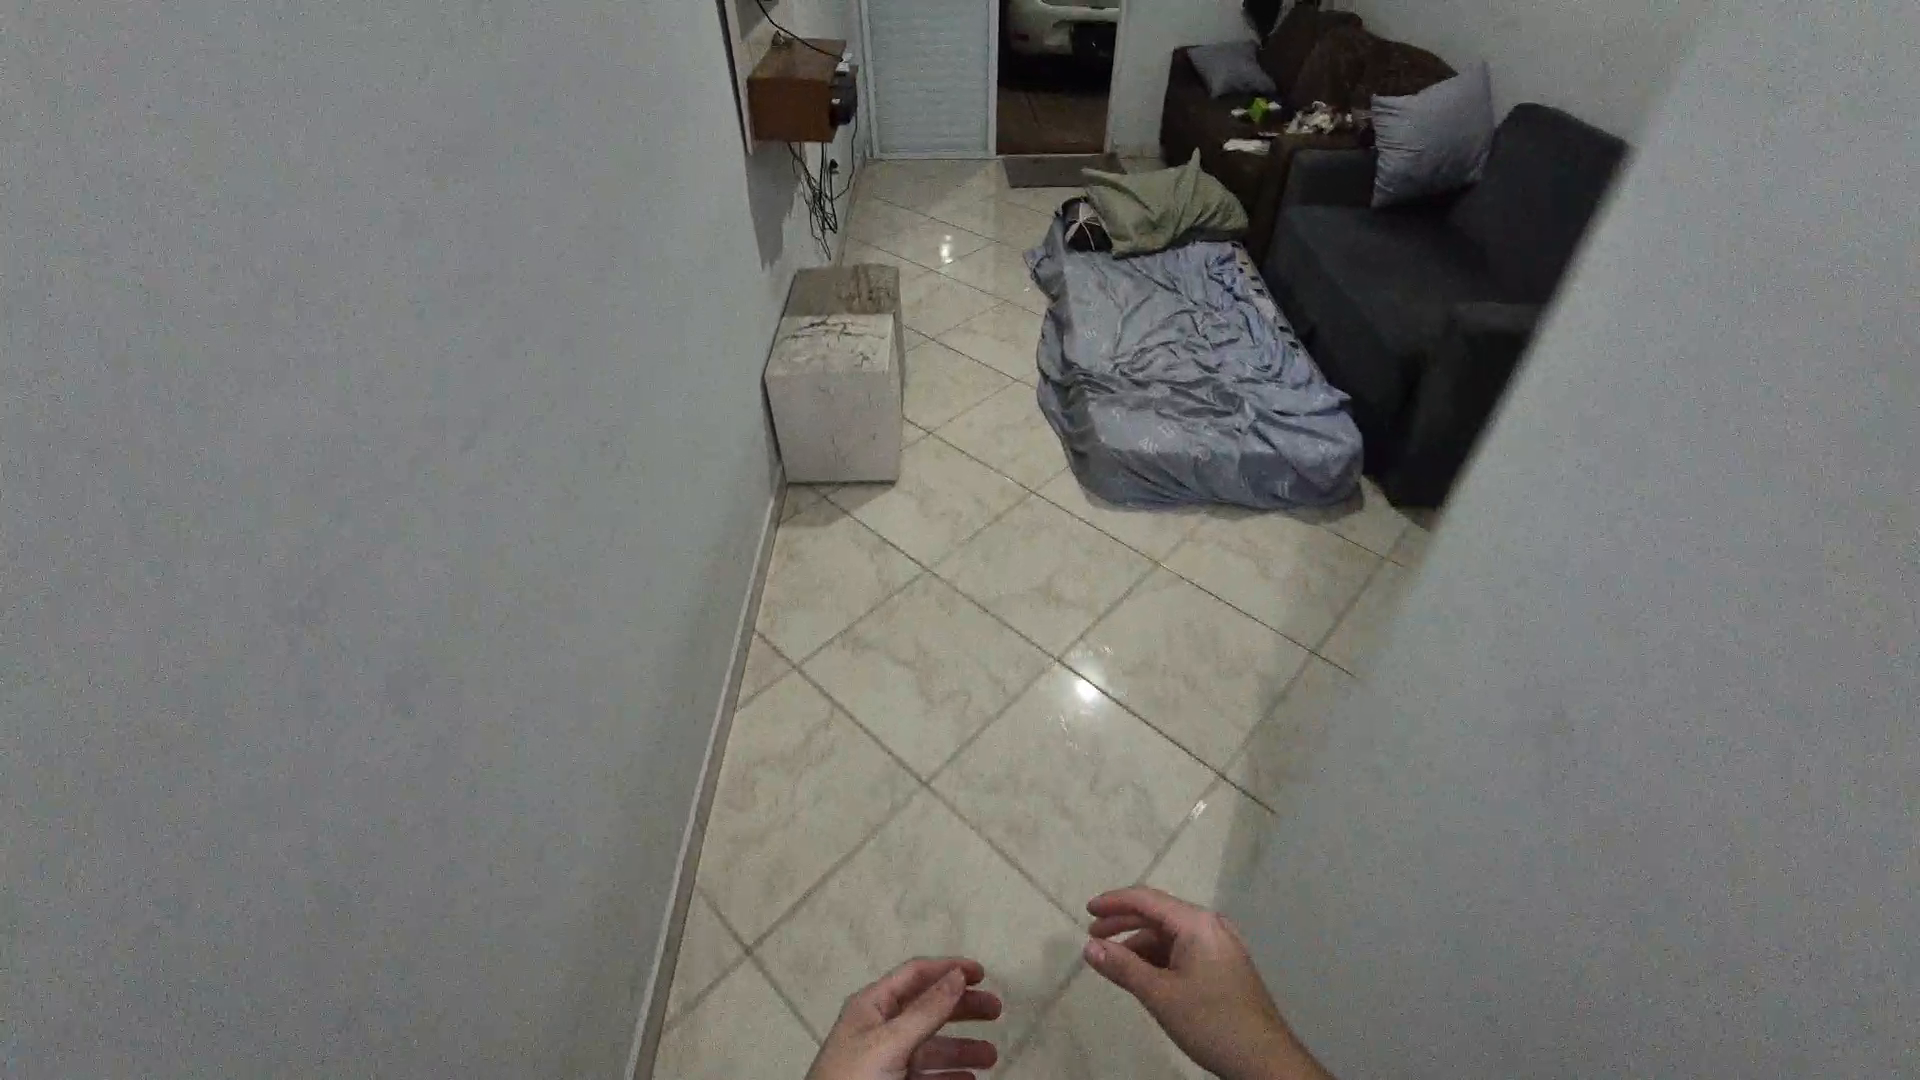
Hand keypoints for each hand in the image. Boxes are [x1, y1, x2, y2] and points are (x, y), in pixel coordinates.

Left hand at [804, 956, 1002, 1079]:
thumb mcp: (890, 1043)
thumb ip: (926, 1010)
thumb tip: (958, 974)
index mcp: (873, 1005)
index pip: (915, 974)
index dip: (948, 968)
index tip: (982, 974)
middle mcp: (881, 1028)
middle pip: (928, 1008)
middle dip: (962, 1008)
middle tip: (996, 1011)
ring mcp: (887, 1061)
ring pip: (932, 1048)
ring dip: (961, 1049)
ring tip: (991, 1057)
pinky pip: (926, 1078)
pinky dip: (949, 1078)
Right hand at [1082, 887, 1332, 1079]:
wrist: (1267, 1062)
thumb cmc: (1211, 1022)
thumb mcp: (1160, 995)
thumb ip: (1122, 967)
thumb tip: (1089, 948)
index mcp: (1196, 922)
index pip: (1146, 899)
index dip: (1113, 902)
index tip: (1087, 911)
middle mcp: (1210, 924)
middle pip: (1158, 913)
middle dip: (1124, 923)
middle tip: (1094, 936)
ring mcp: (1221, 944)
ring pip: (1171, 934)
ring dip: (1141, 944)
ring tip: (1117, 962)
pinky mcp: (1226, 964)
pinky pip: (1184, 949)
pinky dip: (1160, 957)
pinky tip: (1147, 975)